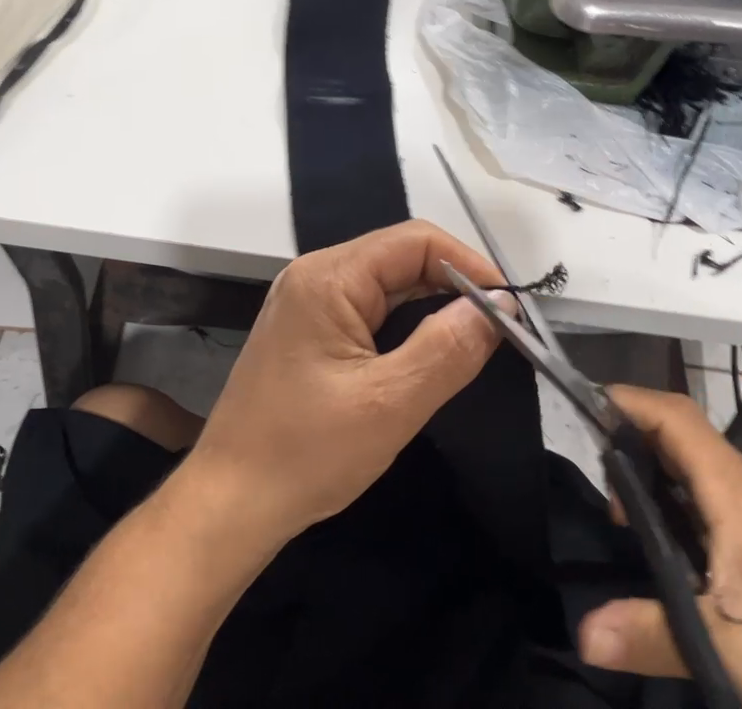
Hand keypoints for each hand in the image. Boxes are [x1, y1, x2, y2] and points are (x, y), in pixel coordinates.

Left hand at [177, 220, 509, 544]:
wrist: (232, 501)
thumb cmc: (306, 452)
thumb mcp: (390, 403)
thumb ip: (448, 348)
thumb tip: (500, 305)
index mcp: (327, 278)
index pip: (414, 241)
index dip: (469, 265)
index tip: (510, 308)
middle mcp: (312, 277)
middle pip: (399, 257)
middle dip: (453, 286)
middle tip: (498, 331)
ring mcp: (305, 305)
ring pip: (385, 285)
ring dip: (431, 307)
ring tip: (472, 343)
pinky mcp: (305, 333)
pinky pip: (366, 311)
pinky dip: (403, 327)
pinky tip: (426, 356)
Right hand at [578, 388, 741, 708]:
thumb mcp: (726, 650)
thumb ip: (648, 633)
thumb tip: (583, 632)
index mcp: (741, 496)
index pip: (678, 419)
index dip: (631, 401)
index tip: (587, 406)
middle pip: (692, 447)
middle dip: (641, 458)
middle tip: (613, 514)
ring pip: (718, 483)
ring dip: (673, 493)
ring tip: (647, 543)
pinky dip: (704, 519)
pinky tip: (702, 572)